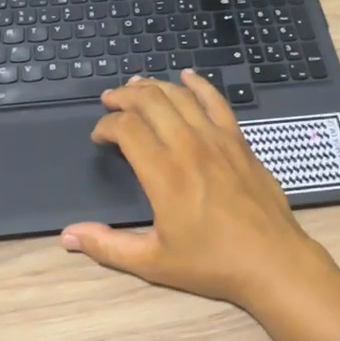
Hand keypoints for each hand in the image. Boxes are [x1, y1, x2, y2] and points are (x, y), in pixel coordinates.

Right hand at [61, 71, 337, 309]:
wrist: (271, 260)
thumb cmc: (212, 263)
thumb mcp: (153, 262)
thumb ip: (108, 245)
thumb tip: (68, 236)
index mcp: (165, 175)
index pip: (127, 129)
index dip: (107, 125)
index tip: (100, 137)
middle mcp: (189, 146)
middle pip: (151, 101)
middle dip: (124, 96)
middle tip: (110, 100)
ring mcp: (217, 139)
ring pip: (180, 96)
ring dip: (154, 86)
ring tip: (137, 85)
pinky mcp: (238, 139)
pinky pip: (217, 101)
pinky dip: (199, 84)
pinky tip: (187, 77)